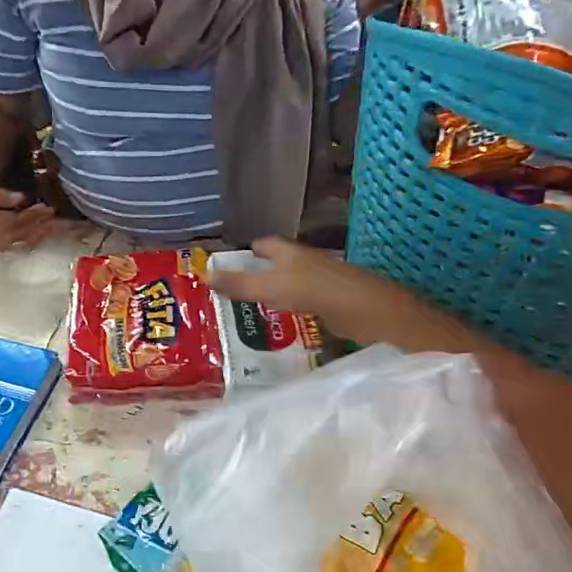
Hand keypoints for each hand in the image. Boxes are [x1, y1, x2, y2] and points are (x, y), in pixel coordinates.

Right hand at [0, 186, 54, 250]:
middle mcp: (2, 238)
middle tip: (53, 214)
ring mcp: (2, 246)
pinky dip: (33, 242)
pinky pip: (21, 247)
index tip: (47, 208)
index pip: (22, 220)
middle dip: (41, 224)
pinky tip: (41, 235)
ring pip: (26, 242)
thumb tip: (22, 197)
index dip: (36, 215)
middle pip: (27, 232)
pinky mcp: (2, 248)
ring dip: (40, 235)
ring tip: (51, 226)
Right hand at [209, 237, 475, 352]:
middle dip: (260, 273)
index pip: (265, 245)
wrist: (368, 312)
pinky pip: (303, 304)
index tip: (231, 261)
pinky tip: (280, 325)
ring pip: (291, 284)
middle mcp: (307, 263)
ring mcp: (323, 283)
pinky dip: (289, 310)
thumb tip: (203, 275)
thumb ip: (237, 283)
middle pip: (279, 264)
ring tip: (252, 310)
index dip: (249, 251)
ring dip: (274, 294)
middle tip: (236, 288)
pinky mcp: (334, 304)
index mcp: (291, 252)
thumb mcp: (268, 287)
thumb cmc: (314, 291)